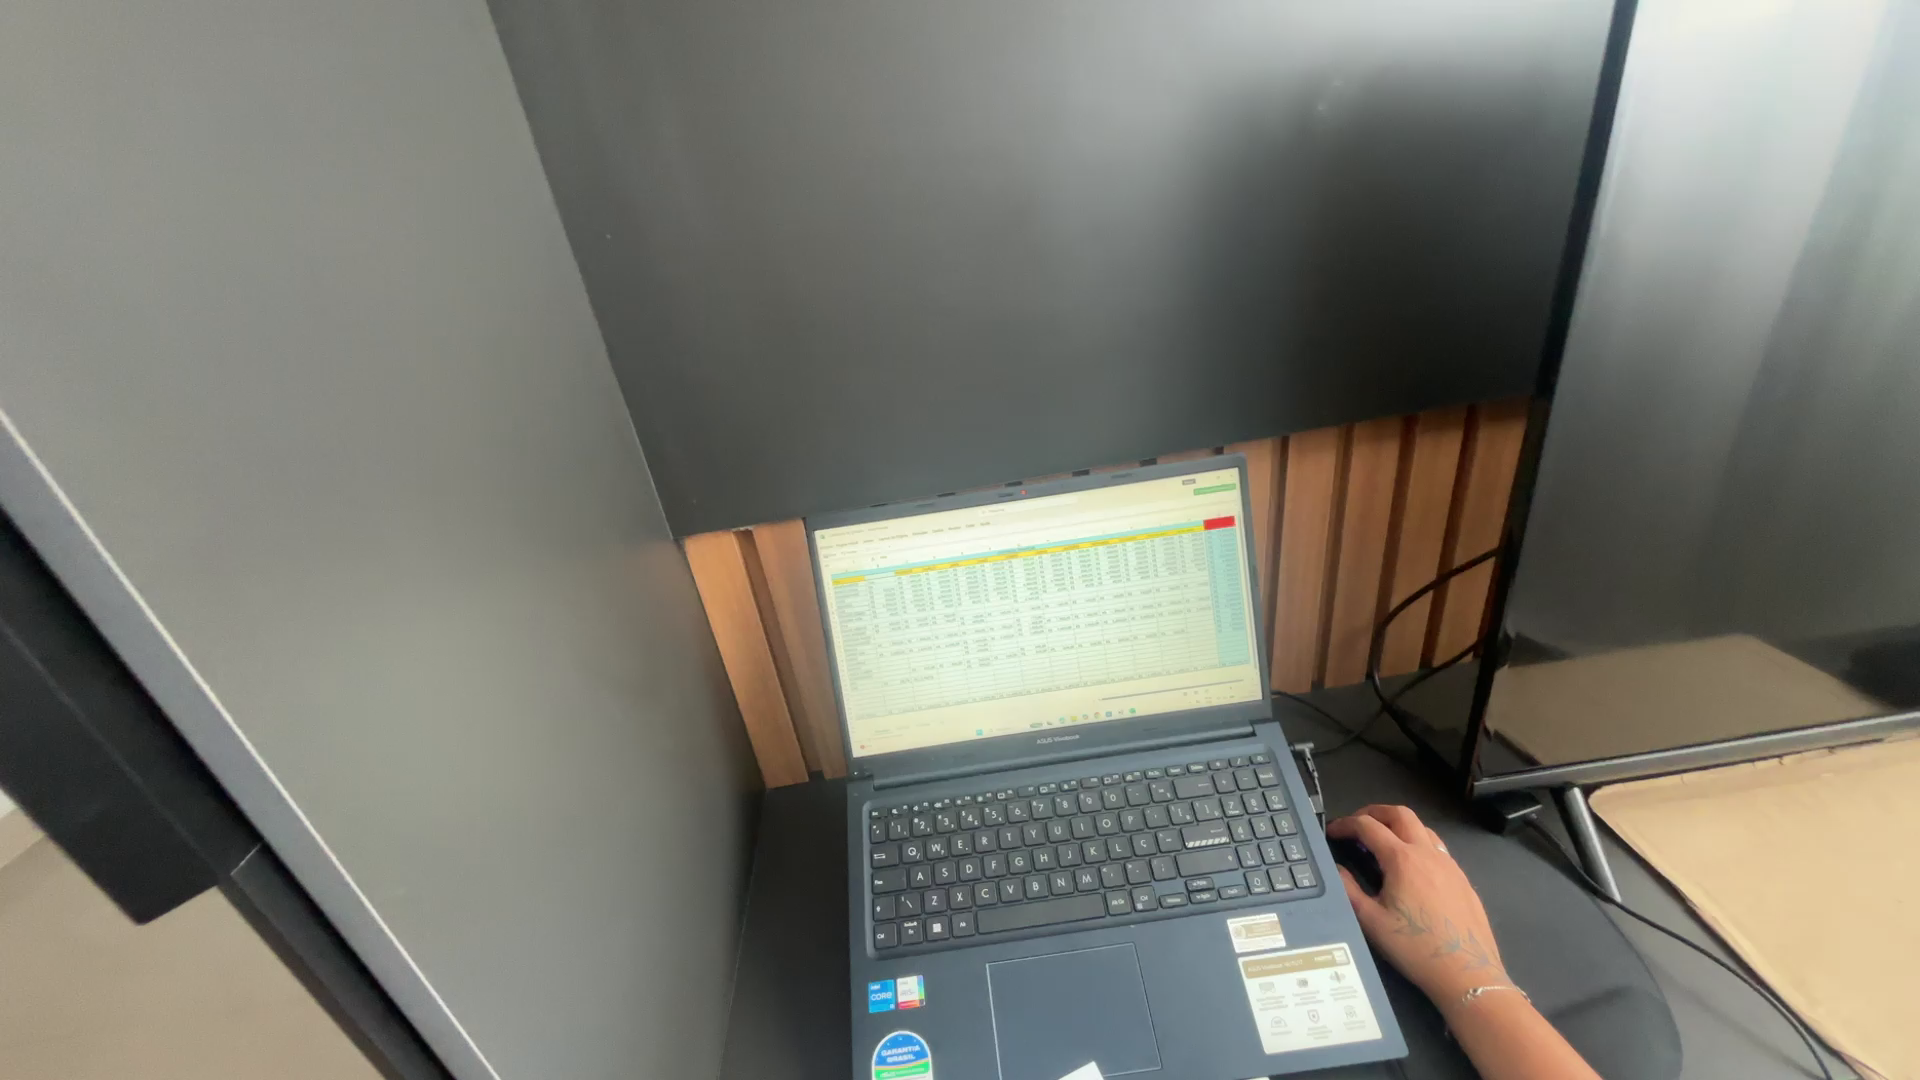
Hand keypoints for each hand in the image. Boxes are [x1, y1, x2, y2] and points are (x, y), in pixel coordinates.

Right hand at [1328, 805, 1506, 1004]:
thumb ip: (1347, 888)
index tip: (1333, 833)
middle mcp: (1428, 854)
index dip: (1345, 824)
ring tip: (1384, 844)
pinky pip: (1438, 850)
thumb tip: (1336, 868)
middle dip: (1373, 812)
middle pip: (1399, 813)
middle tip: (1358, 825)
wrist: (1469, 977)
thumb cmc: (1415, 948)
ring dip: (1398, 826)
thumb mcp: (1370, 920)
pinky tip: (1412, 870)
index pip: (1368, 825)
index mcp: (1403, 859)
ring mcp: (1451, 867)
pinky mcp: (1464, 882)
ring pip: (1422, 828)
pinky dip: (1418, 845)